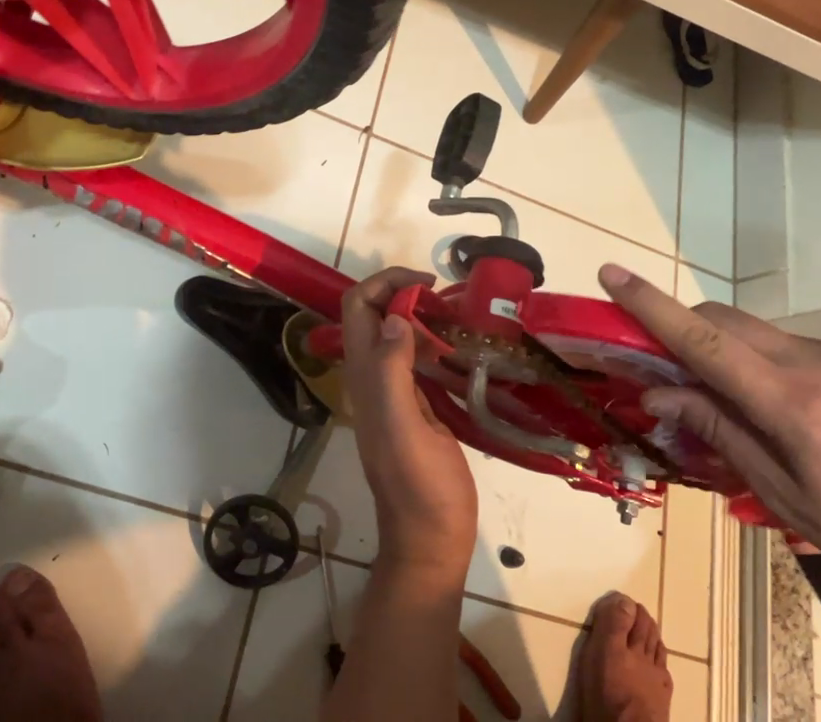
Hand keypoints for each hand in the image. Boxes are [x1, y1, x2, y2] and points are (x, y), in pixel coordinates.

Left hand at [340, 267, 477, 578]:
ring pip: (395, 334)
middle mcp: (373, 378)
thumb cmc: (420, 488)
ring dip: (420, 314)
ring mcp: (394, 393)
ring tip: (459, 314)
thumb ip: (392, 373)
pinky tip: (463, 346)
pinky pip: (417, 359)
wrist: (431, 538)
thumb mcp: (404, 429)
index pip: (358, 308)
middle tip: (447, 296)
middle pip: (374, 315)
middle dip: (403, 292)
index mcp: (365, 377)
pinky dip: (434, 341)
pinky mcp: (416, 406)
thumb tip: (393, 316)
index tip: (427, 282)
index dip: (385, 283)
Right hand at [596, 263, 820, 595]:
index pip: (703, 340)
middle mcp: (816, 361)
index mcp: (792, 400)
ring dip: (720, 348)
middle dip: (680, 327)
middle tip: (656, 365)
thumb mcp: (786, 496)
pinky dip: (759, 361)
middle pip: (724, 321)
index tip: (611, 274)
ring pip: (756, 331)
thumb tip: (659, 394)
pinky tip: (773, 407)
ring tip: (718, 399)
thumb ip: (720, 433)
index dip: (651, 306)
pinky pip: (790, 346)